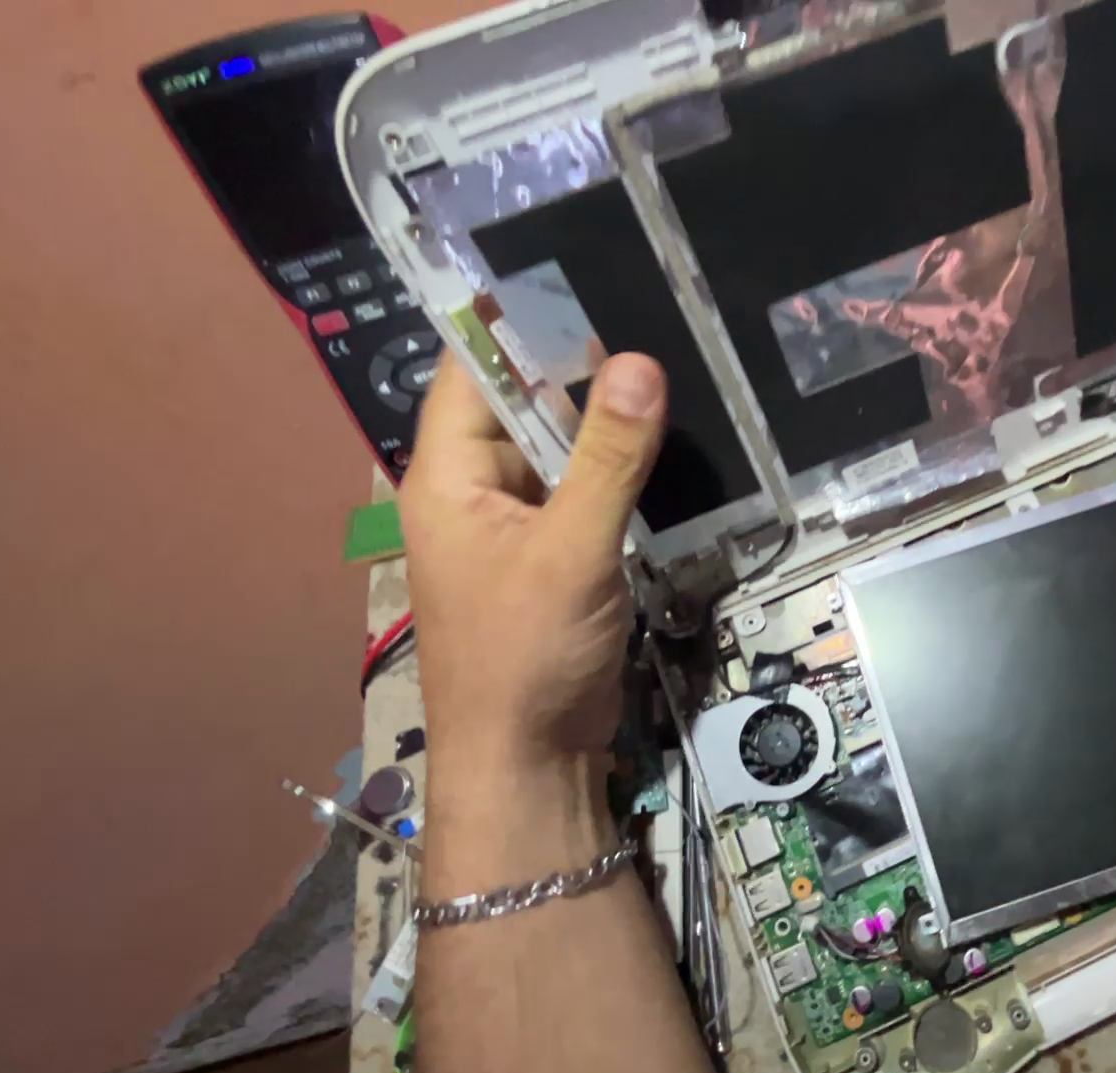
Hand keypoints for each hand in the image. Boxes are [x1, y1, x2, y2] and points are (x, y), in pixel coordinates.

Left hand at [399, 352, 666, 770]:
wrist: (531, 757)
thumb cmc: (526, 652)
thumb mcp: (571, 550)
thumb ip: (607, 460)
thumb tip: (639, 364)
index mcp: (446, 476)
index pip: (471, 372)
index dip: (515, 321)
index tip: (577, 272)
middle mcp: (477, 490)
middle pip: (523, 407)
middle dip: (579, 369)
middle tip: (648, 315)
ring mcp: (520, 525)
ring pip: (562, 453)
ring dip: (606, 424)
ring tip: (669, 370)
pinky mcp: (558, 555)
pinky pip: (586, 494)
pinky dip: (619, 472)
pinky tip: (666, 448)